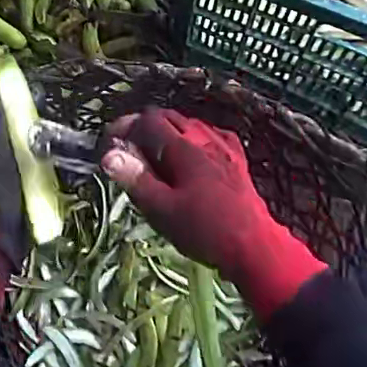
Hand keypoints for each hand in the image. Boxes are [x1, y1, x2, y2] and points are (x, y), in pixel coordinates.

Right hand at [101, 108, 324, 318]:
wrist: (257, 249)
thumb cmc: (205, 230)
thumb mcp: (162, 210)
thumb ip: (136, 179)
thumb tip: (109, 155)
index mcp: (184, 149)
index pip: (148, 120)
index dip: (125, 126)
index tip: (111, 143)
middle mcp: (205, 139)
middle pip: (168, 117)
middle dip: (143, 127)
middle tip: (128, 150)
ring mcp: (225, 148)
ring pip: (189, 125)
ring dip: (167, 133)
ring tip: (154, 156)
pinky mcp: (237, 161)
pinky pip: (210, 136)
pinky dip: (192, 140)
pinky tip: (189, 157)